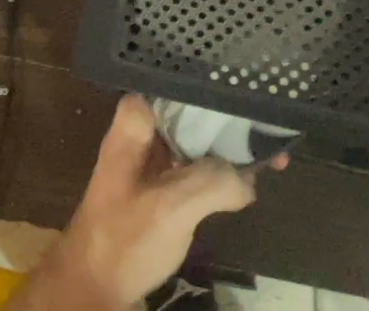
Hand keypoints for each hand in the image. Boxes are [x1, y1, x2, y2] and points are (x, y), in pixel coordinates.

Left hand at [6, 94, 284, 309]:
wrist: (94, 284)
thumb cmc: (123, 239)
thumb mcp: (170, 208)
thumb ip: (211, 183)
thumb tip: (247, 178)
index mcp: (134, 126)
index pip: (170, 85)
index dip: (205, 84)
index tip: (242, 87)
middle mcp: (142, 135)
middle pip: (189, 111)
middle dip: (228, 119)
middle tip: (271, 126)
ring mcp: (151, 161)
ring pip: (196, 140)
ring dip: (230, 147)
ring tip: (274, 155)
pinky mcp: (162, 186)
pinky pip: (197, 167)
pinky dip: (222, 172)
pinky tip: (249, 182)